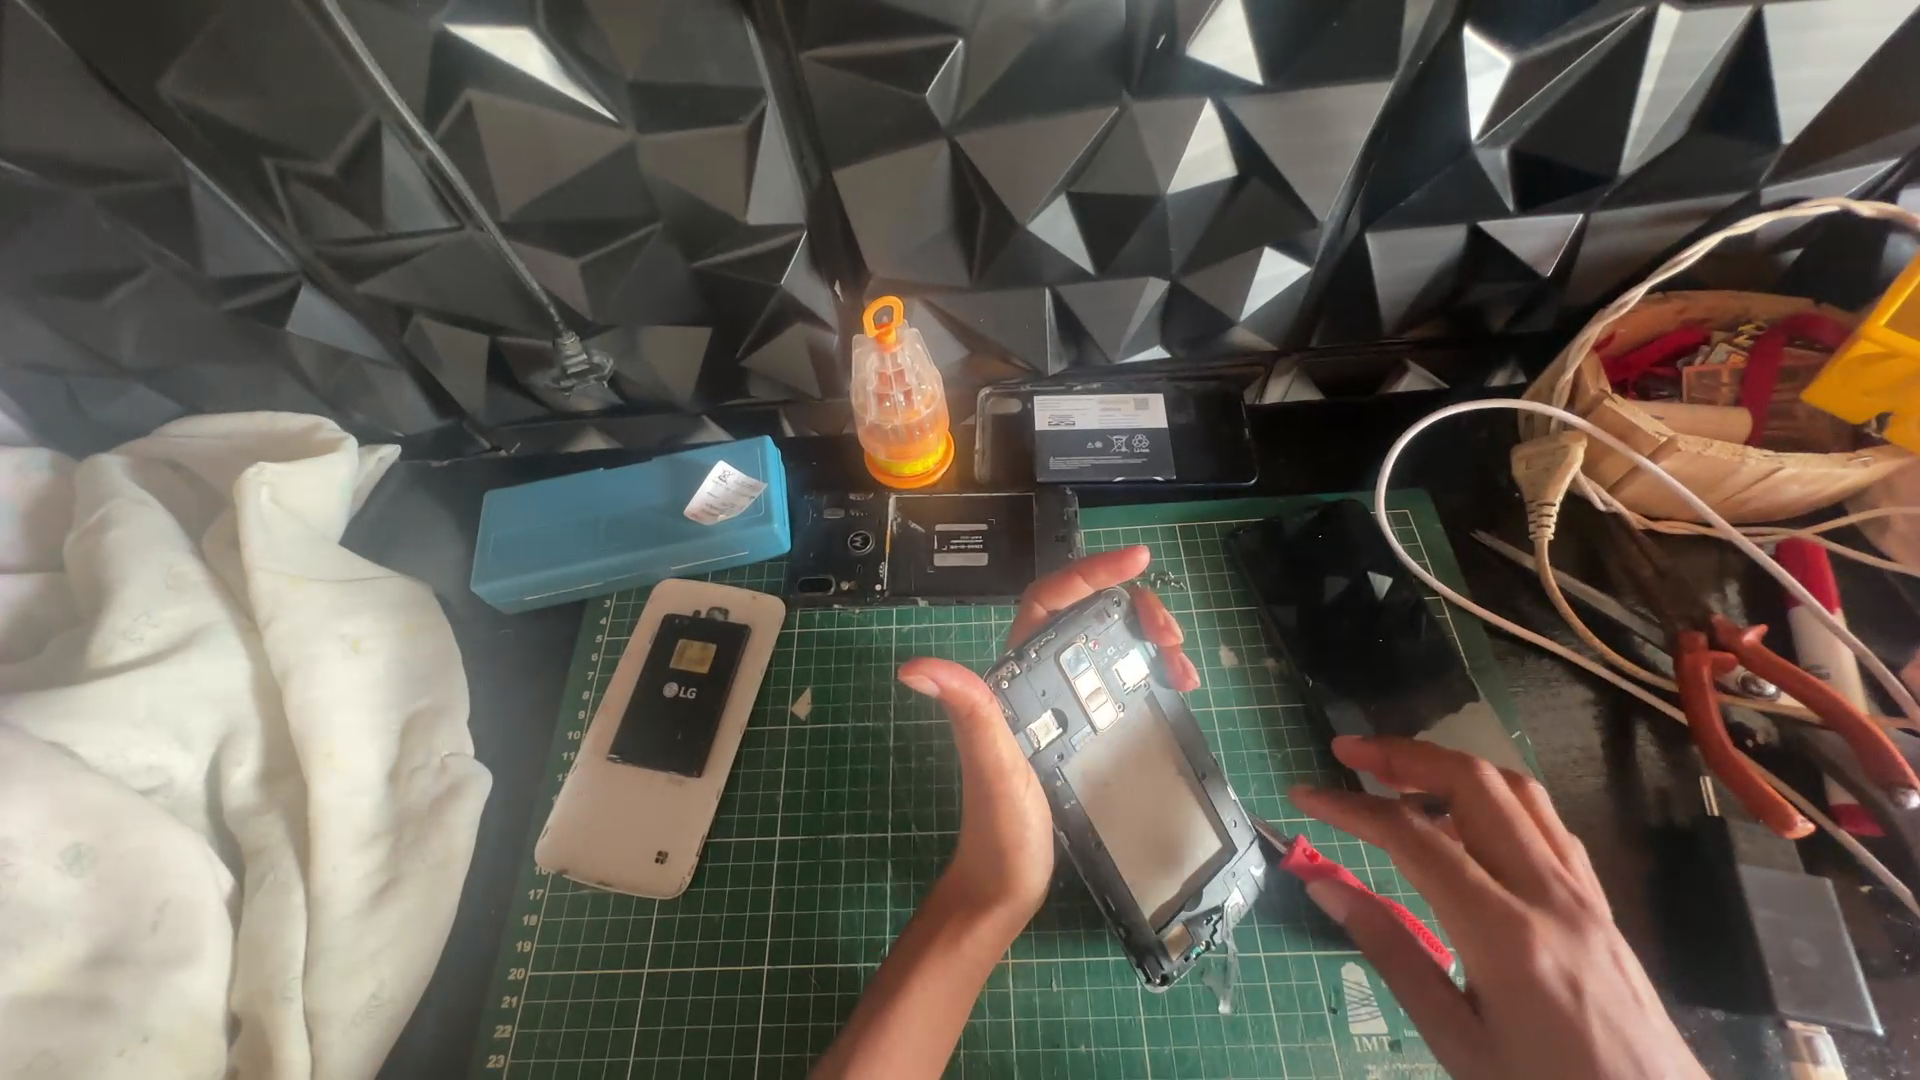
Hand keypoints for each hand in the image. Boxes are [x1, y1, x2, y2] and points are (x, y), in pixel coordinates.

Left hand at [898, 546, 1198, 924]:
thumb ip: (967, 710)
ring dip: (1146, 640)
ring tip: (1181, 663)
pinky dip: (1149, 674)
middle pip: (1086, 616)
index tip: (1138, 562)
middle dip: (1132, 607)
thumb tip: (915, 665)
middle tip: (1171, 635)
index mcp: (1014, 677)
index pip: (1049, 602)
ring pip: (1108, 647)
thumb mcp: (991, 766)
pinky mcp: (1084, 731)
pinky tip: (1174, 686)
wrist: (1005, 884)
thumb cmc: (996, 828)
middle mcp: (1037, 681)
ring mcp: (1062, 705)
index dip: (1090, 574)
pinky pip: (1120, 684)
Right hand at [1291, 737, 1706, 1079]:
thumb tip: (1321, 883)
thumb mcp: (1455, 1040)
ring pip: (1516, 790)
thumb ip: (1389, 951)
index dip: (1348, 806)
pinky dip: (1491, 796)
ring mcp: (1582, 894)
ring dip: (1448, 765)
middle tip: (1347, 751)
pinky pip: (1545, 822)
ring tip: (1396, 772)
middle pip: (1472, 784)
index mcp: (1503, 933)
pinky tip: (1461, 816)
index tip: (1304, 794)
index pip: (1411, 836)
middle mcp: (1548, 895)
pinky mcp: (1599, 904)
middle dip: (1401, 754)